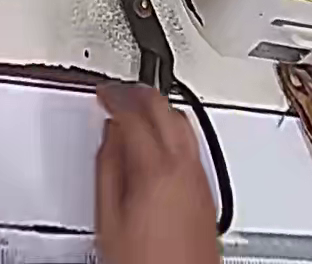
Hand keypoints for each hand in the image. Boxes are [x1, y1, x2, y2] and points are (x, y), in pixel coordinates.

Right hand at [94, 84, 219, 263]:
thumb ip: (107, 166)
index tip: (103, 94)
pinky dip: (174, 128)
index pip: (133, 113)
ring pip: (182, 120)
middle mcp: (184, 166)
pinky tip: (160, 135)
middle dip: (136, 93)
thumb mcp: (109, 218)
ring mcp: (200, 177)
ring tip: (138, 106)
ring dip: (159, 107)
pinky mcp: (208, 191)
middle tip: (118, 93)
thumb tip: (110, 133)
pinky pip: (192, 143)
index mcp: (156, 168)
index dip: (113, 96)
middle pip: (162, 106)